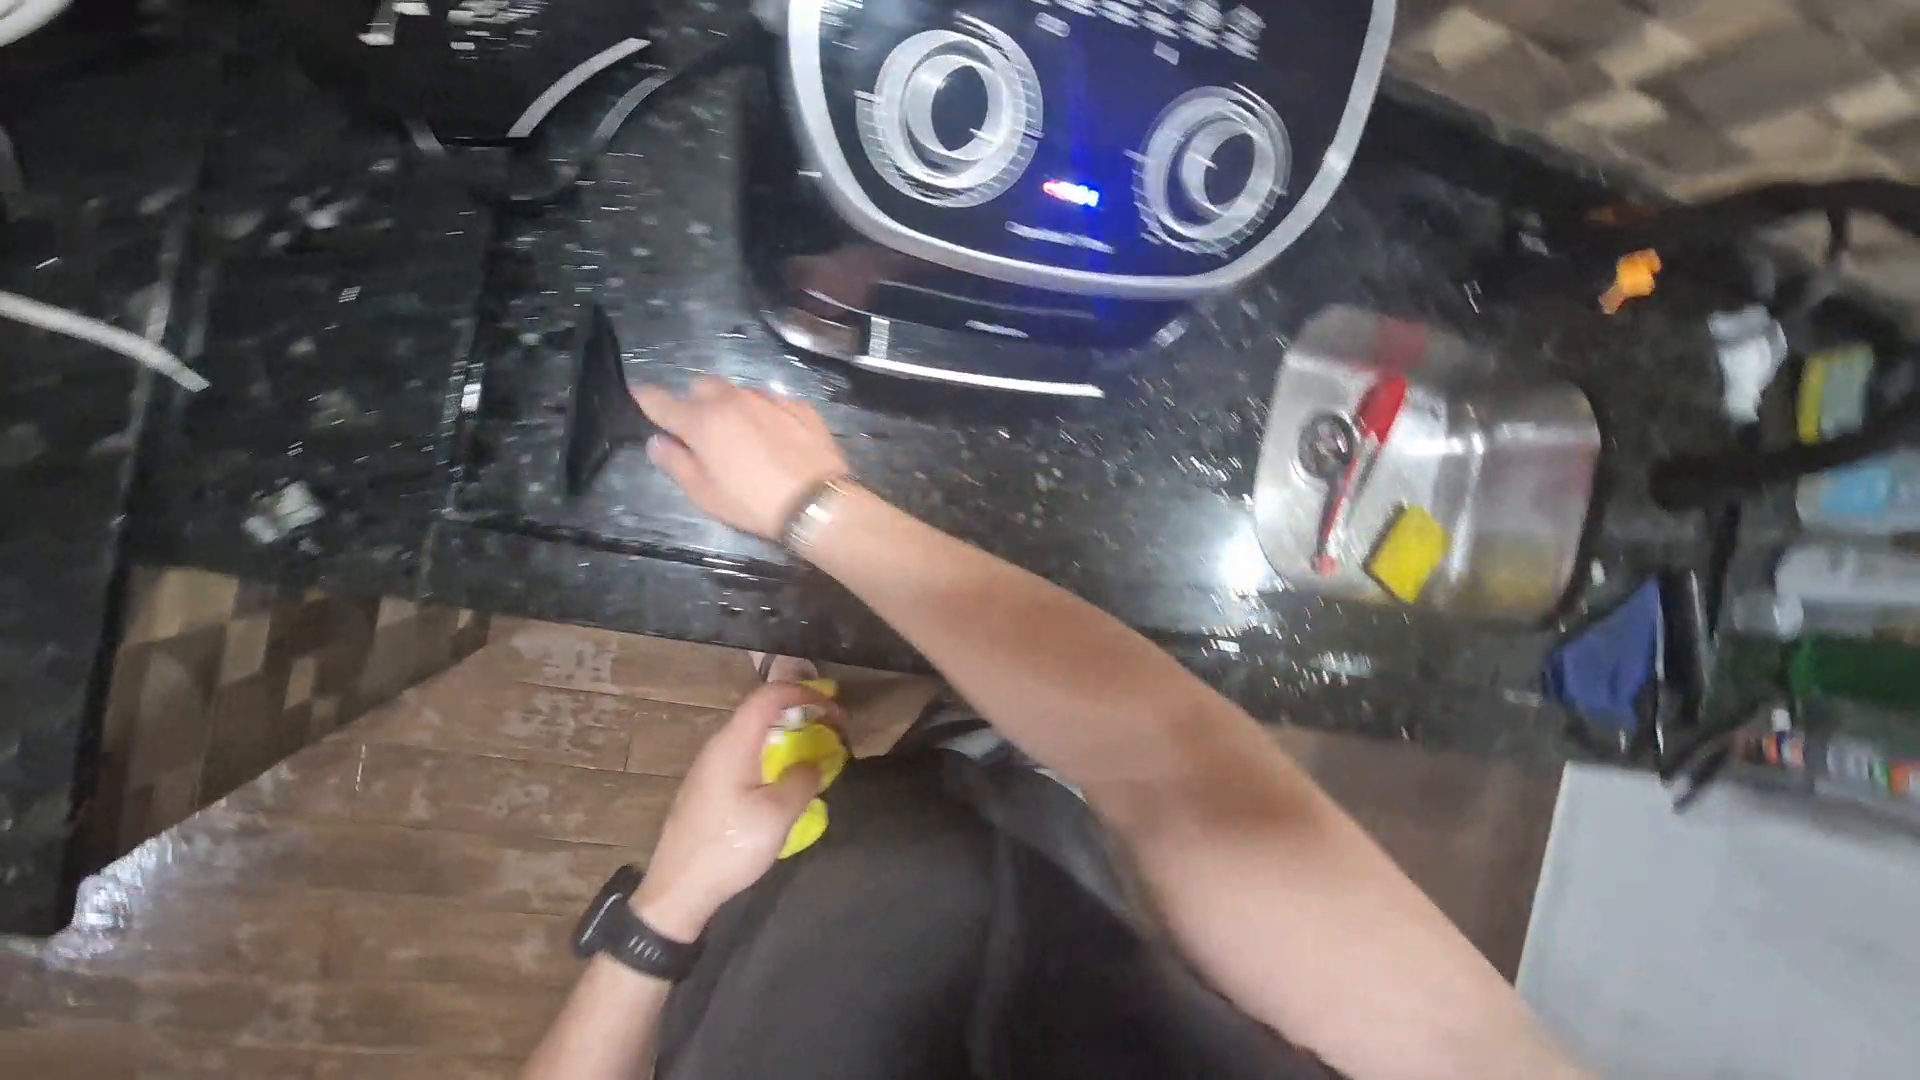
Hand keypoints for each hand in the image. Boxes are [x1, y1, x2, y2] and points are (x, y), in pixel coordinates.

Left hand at [631, 682, 826, 941]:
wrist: (677, 891)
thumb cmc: (728, 848)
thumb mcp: (777, 816)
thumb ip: (803, 780)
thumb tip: (813, 764)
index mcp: (733, 743)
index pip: (770, 695)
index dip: (806, 693)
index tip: (834, 711)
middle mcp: (718, 746)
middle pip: (762, 710)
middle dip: (801, 712)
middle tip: (830, 729)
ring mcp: (709, 766)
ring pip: (753, 733)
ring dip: (787, 734)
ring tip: (814, 750)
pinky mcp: (707, 787)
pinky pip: (745, 753)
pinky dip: (771, 752)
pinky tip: (784, 777)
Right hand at [634, 377, 848, 538]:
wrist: (816, 501)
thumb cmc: (754, 503)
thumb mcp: (705, 494)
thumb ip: (676, 463)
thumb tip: (657, 441)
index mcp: (702, 421)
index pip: (660, 400)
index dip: (646, 398)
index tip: (640, 397)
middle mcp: (733, 400)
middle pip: (702, 386)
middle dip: (695, 401)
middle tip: (701, 430)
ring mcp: (769, 399)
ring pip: (739, 390)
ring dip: (732, 405)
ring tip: (741, 434)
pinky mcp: (800, 407)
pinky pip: (773, 400)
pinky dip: (766, 412)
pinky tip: (775, 435)